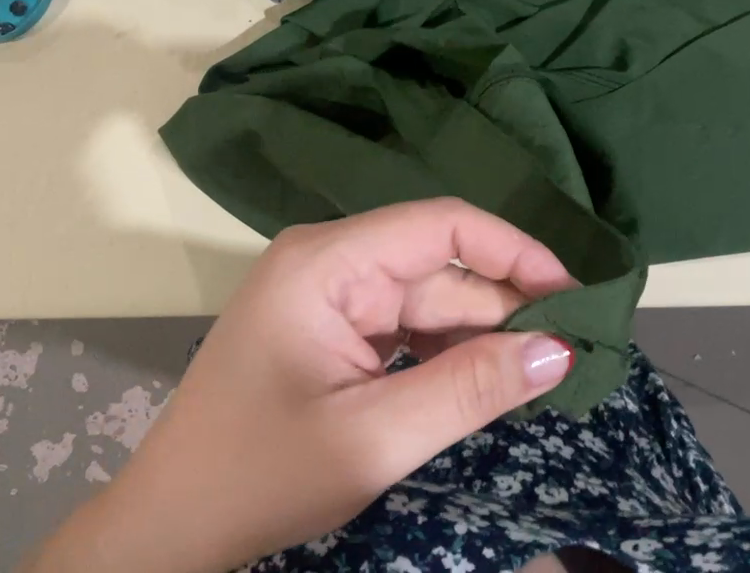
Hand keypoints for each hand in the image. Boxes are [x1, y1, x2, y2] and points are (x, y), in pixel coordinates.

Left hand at [24, 198, 578, 572]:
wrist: (173, 524)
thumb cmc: (261, 474)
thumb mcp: (373, 437)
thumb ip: (469, 388)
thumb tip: (560, 348)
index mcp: (328, 261)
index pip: (441, 225)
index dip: (514, 251)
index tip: (576, 294)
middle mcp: (331, 261)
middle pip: (438, 265)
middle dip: (506, 303)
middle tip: (576, 347)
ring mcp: (330, 294)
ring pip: (428, 298)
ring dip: (481, 332)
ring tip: (546, 366)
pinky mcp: (334, 327)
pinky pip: (406, 325)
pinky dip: (448, 350)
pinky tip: (490, 377)